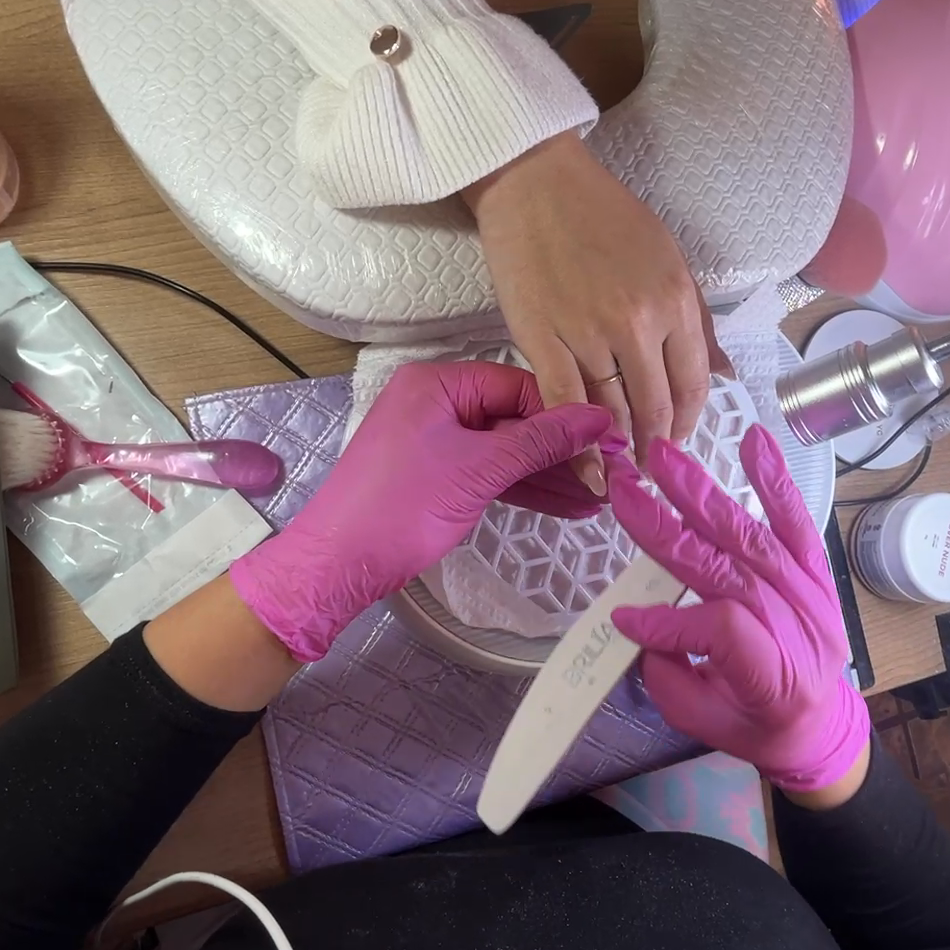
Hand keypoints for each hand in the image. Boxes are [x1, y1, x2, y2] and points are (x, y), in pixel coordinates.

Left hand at [230, 361, 612, 660]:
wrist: (338, 566)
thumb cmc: (399, 508)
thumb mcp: (477, 470)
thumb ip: (539, 442)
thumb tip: (598, 418)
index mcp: (437, 383)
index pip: (519, 386)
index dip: (565, 414)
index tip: (608, 440)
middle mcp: (438, 404)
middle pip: (515, 419)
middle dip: (561, 451)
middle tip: (610, 473)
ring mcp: (438, 441)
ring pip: (507, 452)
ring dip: (550, 476)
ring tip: (599, 498)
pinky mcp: (440, 475)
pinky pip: (491, 474)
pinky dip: (524, 489)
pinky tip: (567, 506)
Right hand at [464, 131, 730, 491]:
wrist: (535, 185)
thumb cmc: (604, 216)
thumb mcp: (668, 256)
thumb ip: (697, 318)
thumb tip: (724, 372)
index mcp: (675, 300)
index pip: (693, 383)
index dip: (688, 424)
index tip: (677, 443)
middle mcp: (639, 324)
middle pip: (655, 408)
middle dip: (655, 446)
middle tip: (649, 467)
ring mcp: (589, 336)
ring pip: (612, 412)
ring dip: (619, 451)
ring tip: (621, 471)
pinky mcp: (544, 343)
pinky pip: (567, 406)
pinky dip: (580, 446)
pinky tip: (590, 471)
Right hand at [605, 428, 870, 799]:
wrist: (820, 722)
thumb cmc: (755, 725)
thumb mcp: (705, 724)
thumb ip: (670, 679)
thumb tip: (641, 623)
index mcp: (774, 675)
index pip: (722, 629)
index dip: (670, 621)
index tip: (623, 617)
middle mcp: (797, 624)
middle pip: (729, 566)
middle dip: (668, 527)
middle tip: (624, 488)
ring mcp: (809, 592)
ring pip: (751, 535)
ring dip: (702, 492)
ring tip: (663, 457)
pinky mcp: (814, 570)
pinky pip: (795, 522)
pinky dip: (774, 480)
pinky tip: (754, 441)